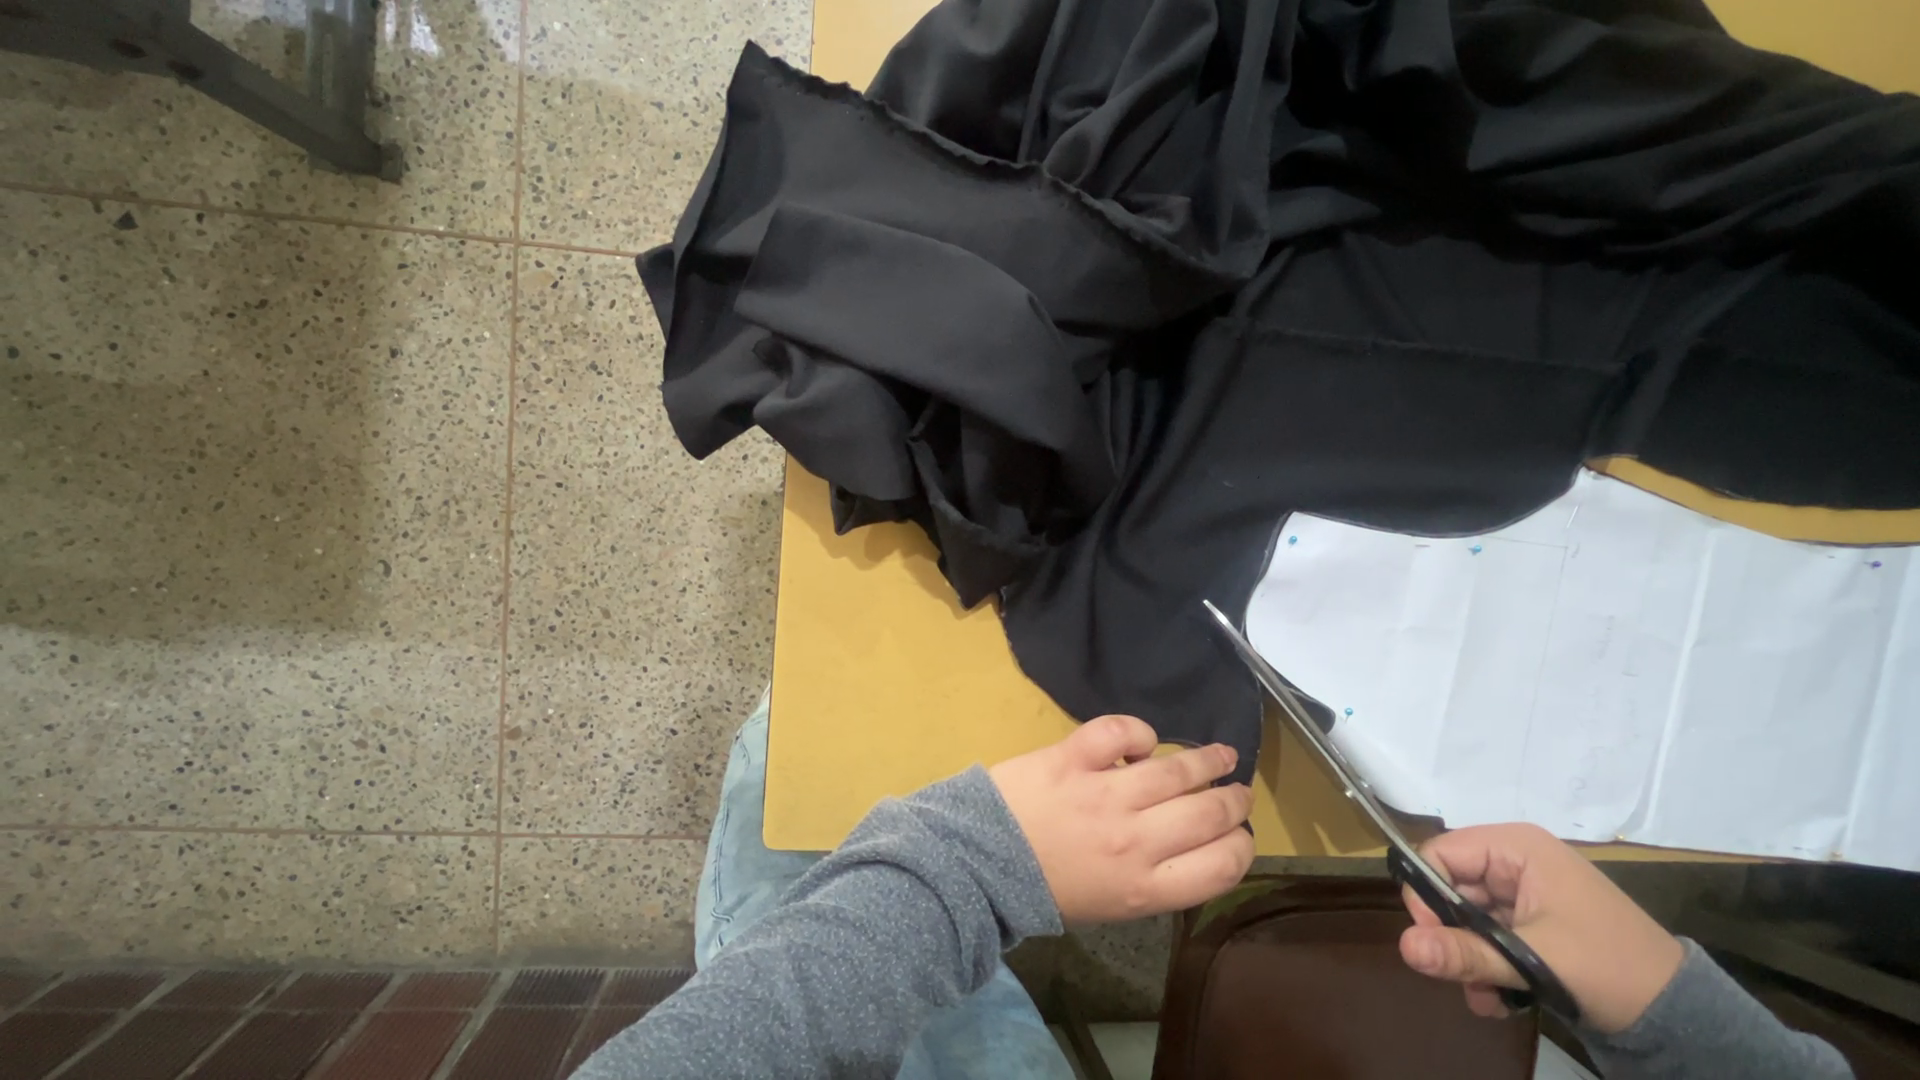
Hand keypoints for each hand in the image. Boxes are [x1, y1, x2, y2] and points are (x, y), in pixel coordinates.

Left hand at [988, 715, 1254, 923]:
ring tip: (1221, 756)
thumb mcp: (1109, 905)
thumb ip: (1154, 880)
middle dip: (1233, 801)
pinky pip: (1120, 733)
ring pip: (1175, 772)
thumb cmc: (1045, 888)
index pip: (1220, 866)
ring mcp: (1103, 796)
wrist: (979, 864)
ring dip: (1207, 761)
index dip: (1242, 847)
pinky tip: (1145, 742)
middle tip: (1238, 791)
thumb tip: (1193, 844)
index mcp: (1143, 889)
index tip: (1239, 834)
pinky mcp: (1073, 758)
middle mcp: (1134, 842)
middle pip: (1207, 815)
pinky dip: (1139, 733)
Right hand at [1398, 823, 1684, 1033]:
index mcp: (1516, 847)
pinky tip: (1498, 998)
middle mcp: (1514, 861)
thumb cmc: (1611, 968)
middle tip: (1462, 976)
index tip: (1433, 938)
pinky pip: (1485, 935)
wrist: (1681, 1018)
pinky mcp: (1528, 922)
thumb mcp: (1534, 961)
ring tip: (1485, 997)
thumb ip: (1466, 953)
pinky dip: (1484, 965)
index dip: (1427, 894)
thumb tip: (1405, 947)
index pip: (1439, 853)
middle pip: (1449, 886)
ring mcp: (1521, 892)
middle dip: (1450, 936)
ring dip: (1467, 958)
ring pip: (1464, 916)